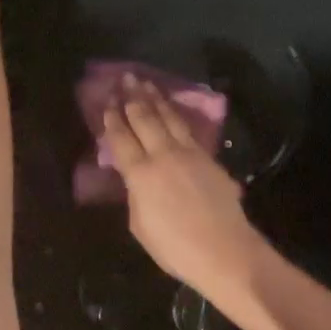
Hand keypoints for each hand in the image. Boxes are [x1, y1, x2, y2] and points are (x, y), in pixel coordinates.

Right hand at [102, 78, 267, 296]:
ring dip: (156, 99)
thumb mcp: (141, 225)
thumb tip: (137, 180)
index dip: (112, 118)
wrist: (224, 251)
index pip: (121, 139)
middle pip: (145, 119)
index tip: (107, 101)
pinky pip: (187, 130)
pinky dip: (176, 115)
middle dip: (133, 97)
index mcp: (141, 174)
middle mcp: (164, 155)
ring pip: (169, 118)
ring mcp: (190, 154)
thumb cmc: (175, 248)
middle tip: (125, 79)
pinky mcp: (209, 159)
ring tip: (147, 83)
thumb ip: (135, 196)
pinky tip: (173, 110)